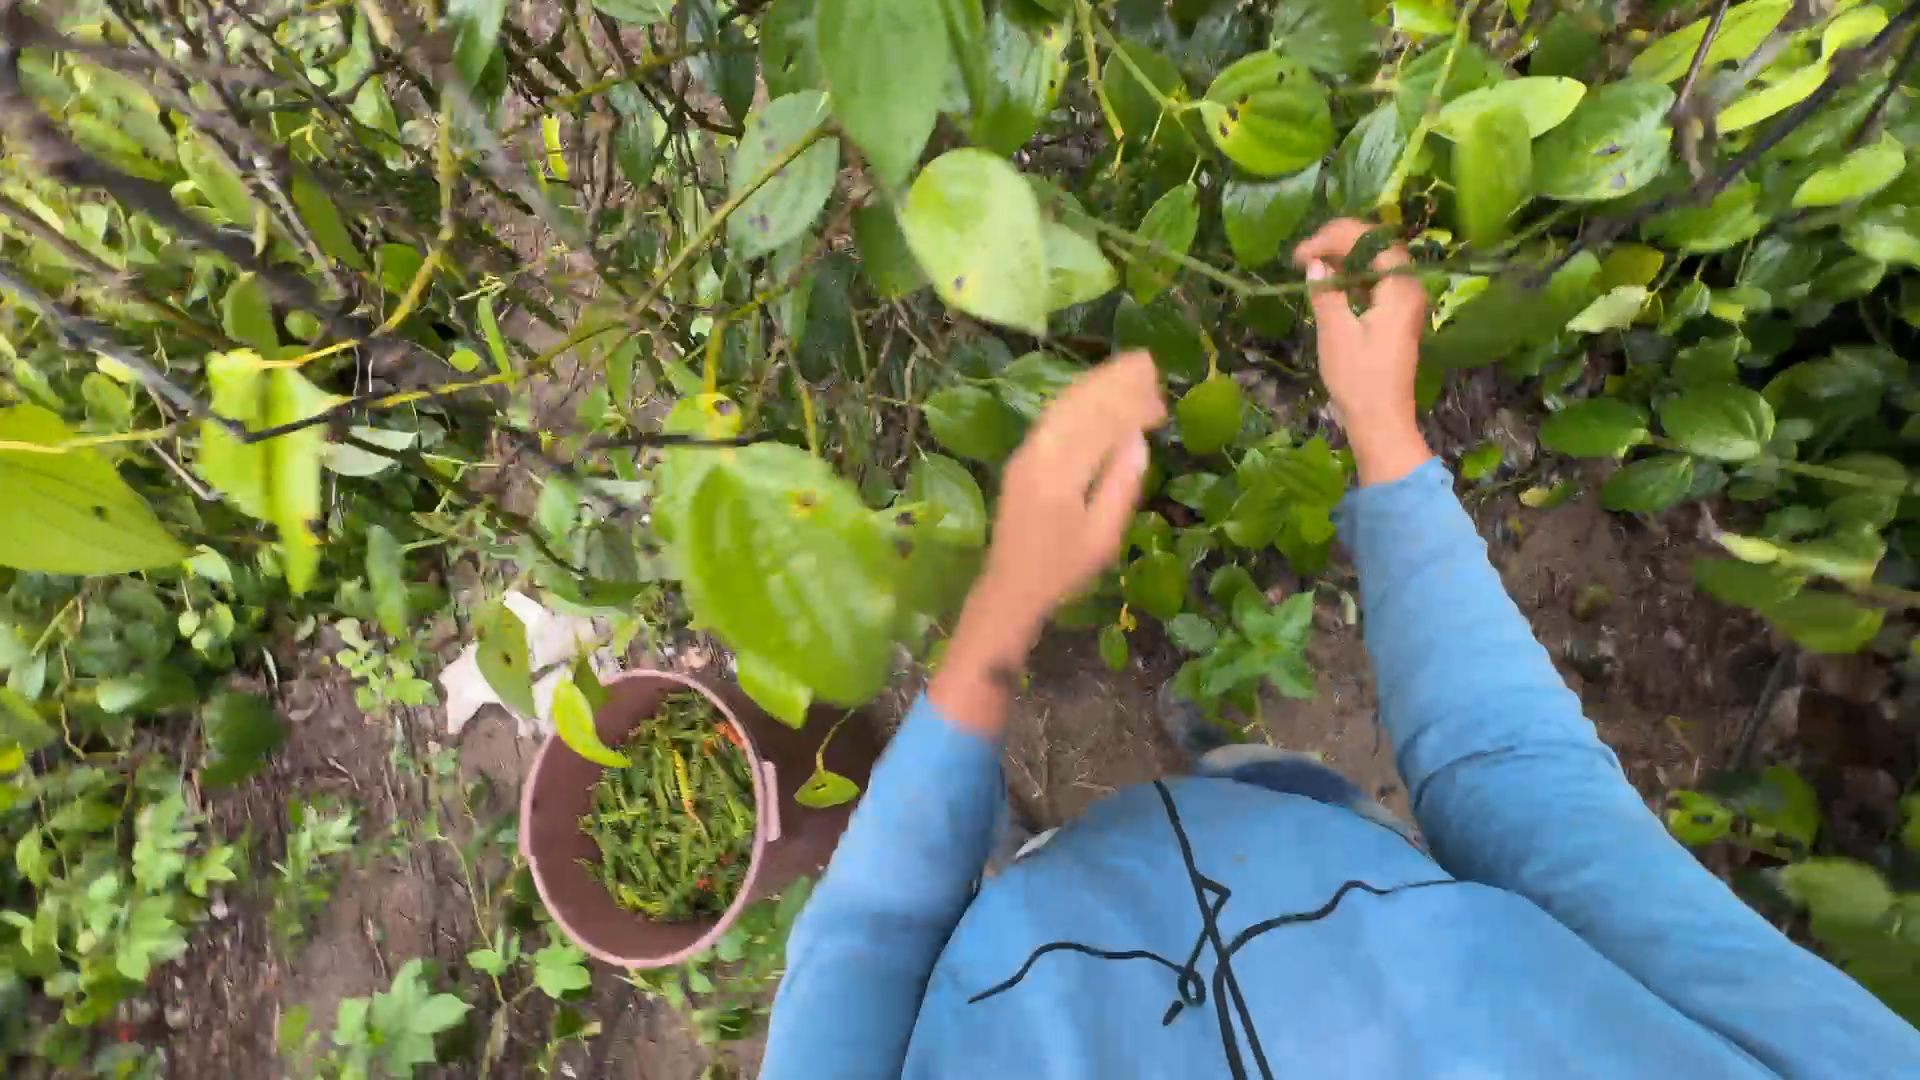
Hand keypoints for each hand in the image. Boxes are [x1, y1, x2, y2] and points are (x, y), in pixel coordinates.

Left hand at [982, 350, 1166, 626]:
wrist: (1010, 586)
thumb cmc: (1061, 570)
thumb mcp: (1101, 538)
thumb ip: (1120, 486)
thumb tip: (1137, 441)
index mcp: (1061, 475)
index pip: (1101, 424)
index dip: (1132, 404)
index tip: (1160, 396)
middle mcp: (1038, 455)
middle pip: (1079, 405)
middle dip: (1114, 381)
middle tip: (1147, 362)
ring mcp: (1025, 455)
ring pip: (1063, 406)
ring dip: (1095, 385)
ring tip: (1128, 369)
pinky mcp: (1021, 459)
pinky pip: (1051, 418)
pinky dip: (1077, 401)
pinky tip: (1095, 394)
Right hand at [1292, 219, 1432, 485]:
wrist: (1379, 417)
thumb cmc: (1358, 378)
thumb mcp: (1336, 333)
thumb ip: (1326, 294)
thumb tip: (1315, 264)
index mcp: (1400, 288)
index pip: (1372, 240)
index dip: (1334, 237)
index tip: (1300, 254)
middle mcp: (1408, 288)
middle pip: (1375, 248)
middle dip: (1338, 244)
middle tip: (1302, 257)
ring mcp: (1403, 303)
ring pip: (1373, 265)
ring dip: (1342, 260)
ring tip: (1309, 266)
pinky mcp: (1393, 317)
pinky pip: (1372, 285)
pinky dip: (1349, 279)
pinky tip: (1328, 285)